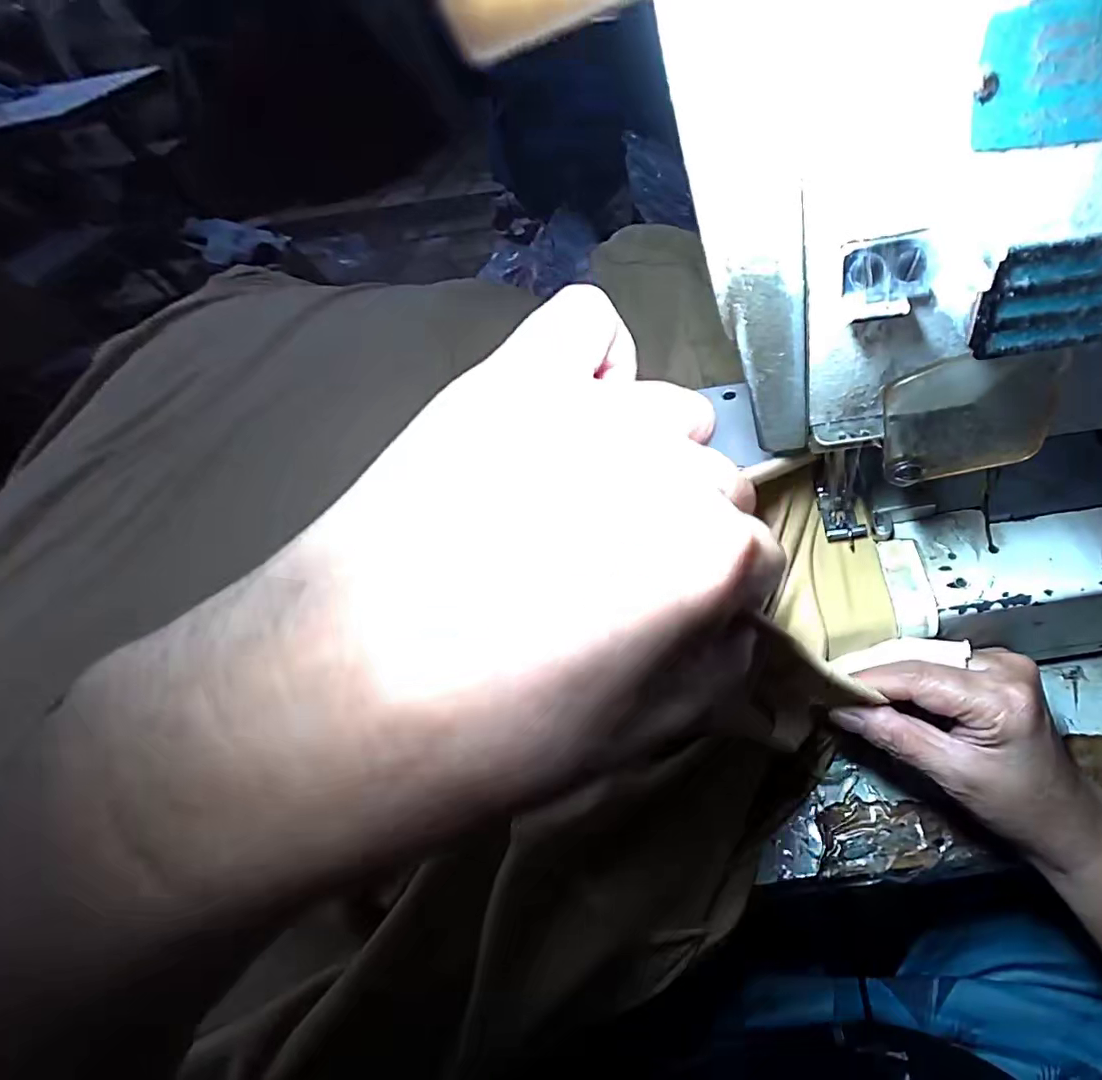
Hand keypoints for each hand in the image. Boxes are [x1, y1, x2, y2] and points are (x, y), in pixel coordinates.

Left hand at [67, 284, 784, 904]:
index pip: (764, 558)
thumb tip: (737, 624)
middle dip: (697, 530)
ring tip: (594, 497)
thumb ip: (725, 668)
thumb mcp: (651, 732)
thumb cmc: (509, 733)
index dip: (731, 596)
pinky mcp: (514, 378)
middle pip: (725, 486)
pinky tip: (573, 411)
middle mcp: (677, 470)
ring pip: (676, 416)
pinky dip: (599, 363)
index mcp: (717, 554)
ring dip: (658, 456)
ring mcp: (595, 412)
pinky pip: (590, 325)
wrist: (337, 697)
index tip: (689, 620)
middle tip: (629, 572)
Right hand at [833, 650, 1101, 875]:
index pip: (920, 676)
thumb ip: (897, 736)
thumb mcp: (951, 774)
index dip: (871, 678)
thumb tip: (844, 710)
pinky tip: (893, 690)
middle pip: (926, 659)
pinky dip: (918, 676)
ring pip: (934, 657)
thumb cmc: (1013, 805)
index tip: (829, 685)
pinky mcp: (1003, 666)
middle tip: (835, 685)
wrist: (1063, 815)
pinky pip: (948, 664)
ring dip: (896, 673)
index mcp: (999, 695)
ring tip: (856, 687)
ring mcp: (1007, 662)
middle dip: (880, 673)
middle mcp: (1006, 665)